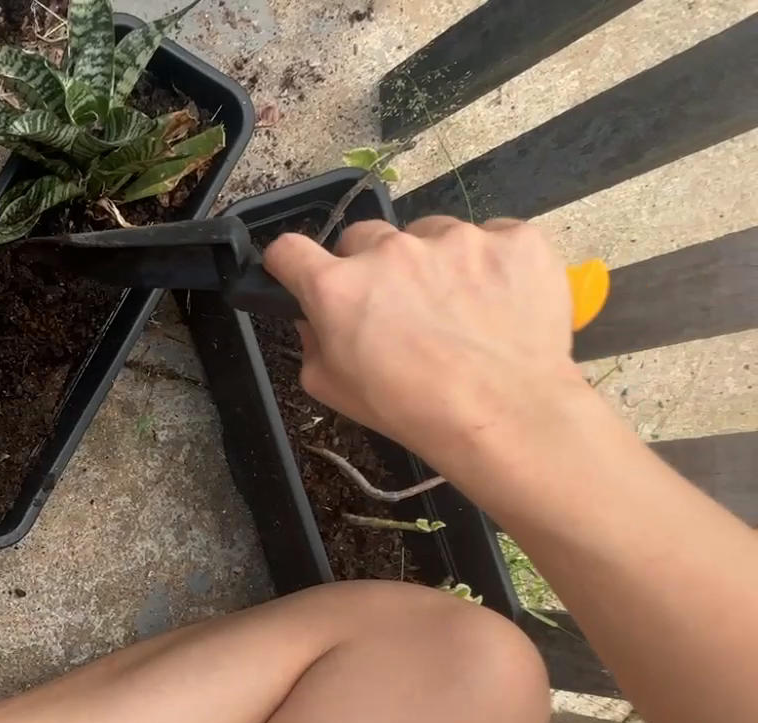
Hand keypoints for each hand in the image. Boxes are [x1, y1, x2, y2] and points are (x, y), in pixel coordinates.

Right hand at [263, 216, 593, 475]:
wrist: (500, 409)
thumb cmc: (401, 404)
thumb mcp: (326, 384)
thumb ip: (312, 340)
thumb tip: (319, 318)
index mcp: (335, 288)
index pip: (288, 250)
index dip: (288, 263)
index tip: (298, 274)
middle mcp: (389, 251)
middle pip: (360, 236)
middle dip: (364, 264)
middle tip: (385, 301)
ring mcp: (456, 238)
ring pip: (426, 234)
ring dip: (425, 259)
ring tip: (447, 302)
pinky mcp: (514, 238)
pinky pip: (488, 237)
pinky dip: (482, 261)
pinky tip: (490, 298)